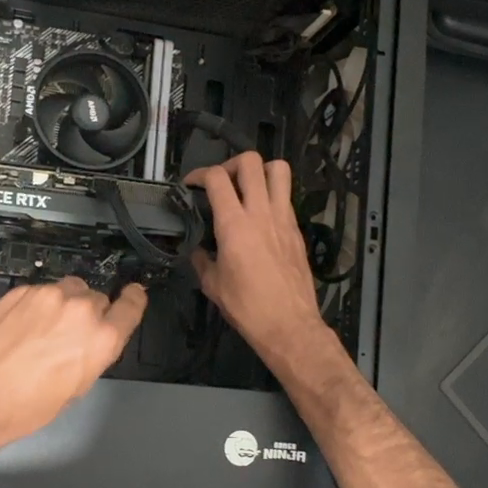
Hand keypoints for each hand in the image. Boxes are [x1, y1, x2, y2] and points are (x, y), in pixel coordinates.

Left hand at [0, 277, 146, 450]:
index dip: (133, 300)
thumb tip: (91, 340)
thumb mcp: (76, 387)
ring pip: (68, 290)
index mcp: (102, 338)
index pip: (131, 306)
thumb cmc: (26, 406)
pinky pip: (40, 292)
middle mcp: (80, 310)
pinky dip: (36, 306)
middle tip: (69, 337)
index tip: (133, 295)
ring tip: (42, 332)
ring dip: (63, 305)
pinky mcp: (20, 292)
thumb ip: (93, 354)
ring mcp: (48, 296)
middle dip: (88, 314)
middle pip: (97, 299)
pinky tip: (21, 330)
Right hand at [184, 152, 332, 361]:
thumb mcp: (213, 285)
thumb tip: (198, 250)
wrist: (289, 324)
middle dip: (230, 164)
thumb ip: (202, 260)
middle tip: (221, 182)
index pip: (216, 179)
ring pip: (277, 169)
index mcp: (234, 225)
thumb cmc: (247, 308)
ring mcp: (283, 218)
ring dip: (259, 170)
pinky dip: (272, 194)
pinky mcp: (297, 229)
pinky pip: (285, 196)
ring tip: (246, 187)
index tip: (191, 185)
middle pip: (250, 162)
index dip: (199, 174)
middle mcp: (261, 213)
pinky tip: (260, 215)